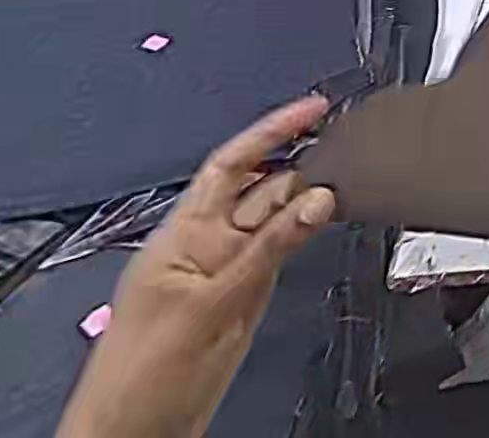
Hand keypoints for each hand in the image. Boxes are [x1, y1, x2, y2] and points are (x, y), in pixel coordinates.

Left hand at [54, 97, 335, 437]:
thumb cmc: (141, 379)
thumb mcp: (213, 306)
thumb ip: (271, 248)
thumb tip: (319, 199)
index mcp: (182, 235)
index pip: (230, 164)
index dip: (271, 131)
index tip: (312, 108)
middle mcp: (208, 241)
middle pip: (264, 185)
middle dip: (303, 164)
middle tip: (347, 150)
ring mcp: (231, 263)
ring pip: (280, 213)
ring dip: (311, 197)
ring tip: (347, 183)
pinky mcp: (250, 284)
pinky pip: (287, 241)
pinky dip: (310, 225)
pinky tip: (330, 214)